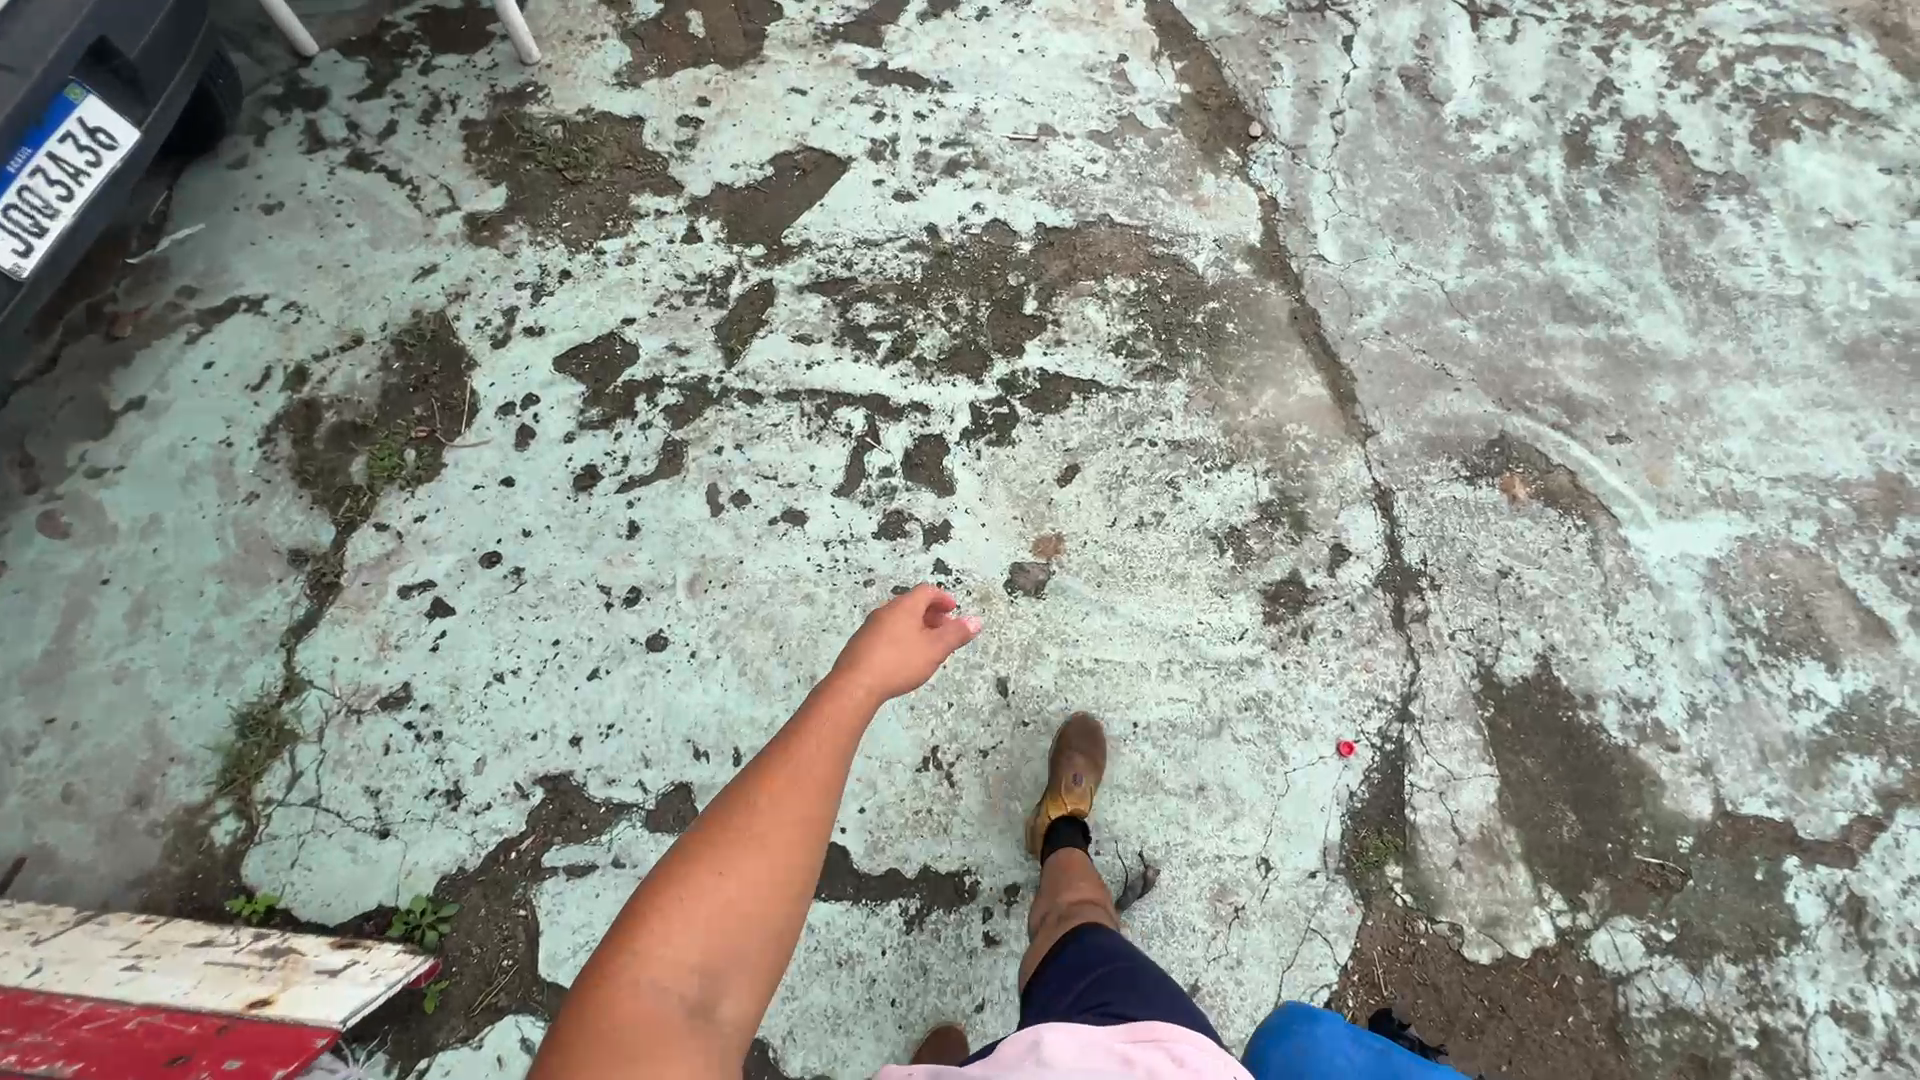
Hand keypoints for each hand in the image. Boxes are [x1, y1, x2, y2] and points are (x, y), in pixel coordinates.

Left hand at [829, 584, 982, 705]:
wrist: (855, 684)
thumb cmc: (899, 662)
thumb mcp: (935, 649)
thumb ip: (956, 634)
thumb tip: (976, 621)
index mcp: (904, 606)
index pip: (926, 591)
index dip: (943, 598)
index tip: (953, 611)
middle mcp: (885, 611)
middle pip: (912, 604)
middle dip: (931, 615)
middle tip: (944, 630)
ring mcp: (870, 627)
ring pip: (898, 620)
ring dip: (916, 627)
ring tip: (927, 647)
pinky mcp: (861, 644)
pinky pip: (886, 633)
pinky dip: (901, 637)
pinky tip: (904, 659)